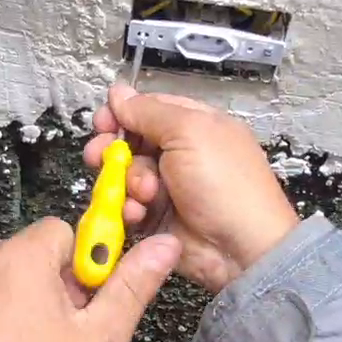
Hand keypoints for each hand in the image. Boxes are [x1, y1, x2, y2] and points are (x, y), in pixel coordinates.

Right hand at [82, 85, 298, 294]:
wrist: (240, 249)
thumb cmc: (226, 185)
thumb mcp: (189, 132)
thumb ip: (149, 112)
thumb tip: (119, 92)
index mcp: (194, 126)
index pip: (149, 109)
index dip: (123, 113)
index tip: (102, 121)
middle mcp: (181, 154)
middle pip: (131, 143)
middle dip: (114, 150)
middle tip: (101, 155)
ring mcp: (168, 187)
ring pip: (125, 176)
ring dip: (126, 183)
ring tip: (143, 193)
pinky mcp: (157, 218)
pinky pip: (128, 207)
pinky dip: (128, 210)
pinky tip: (138, 213)